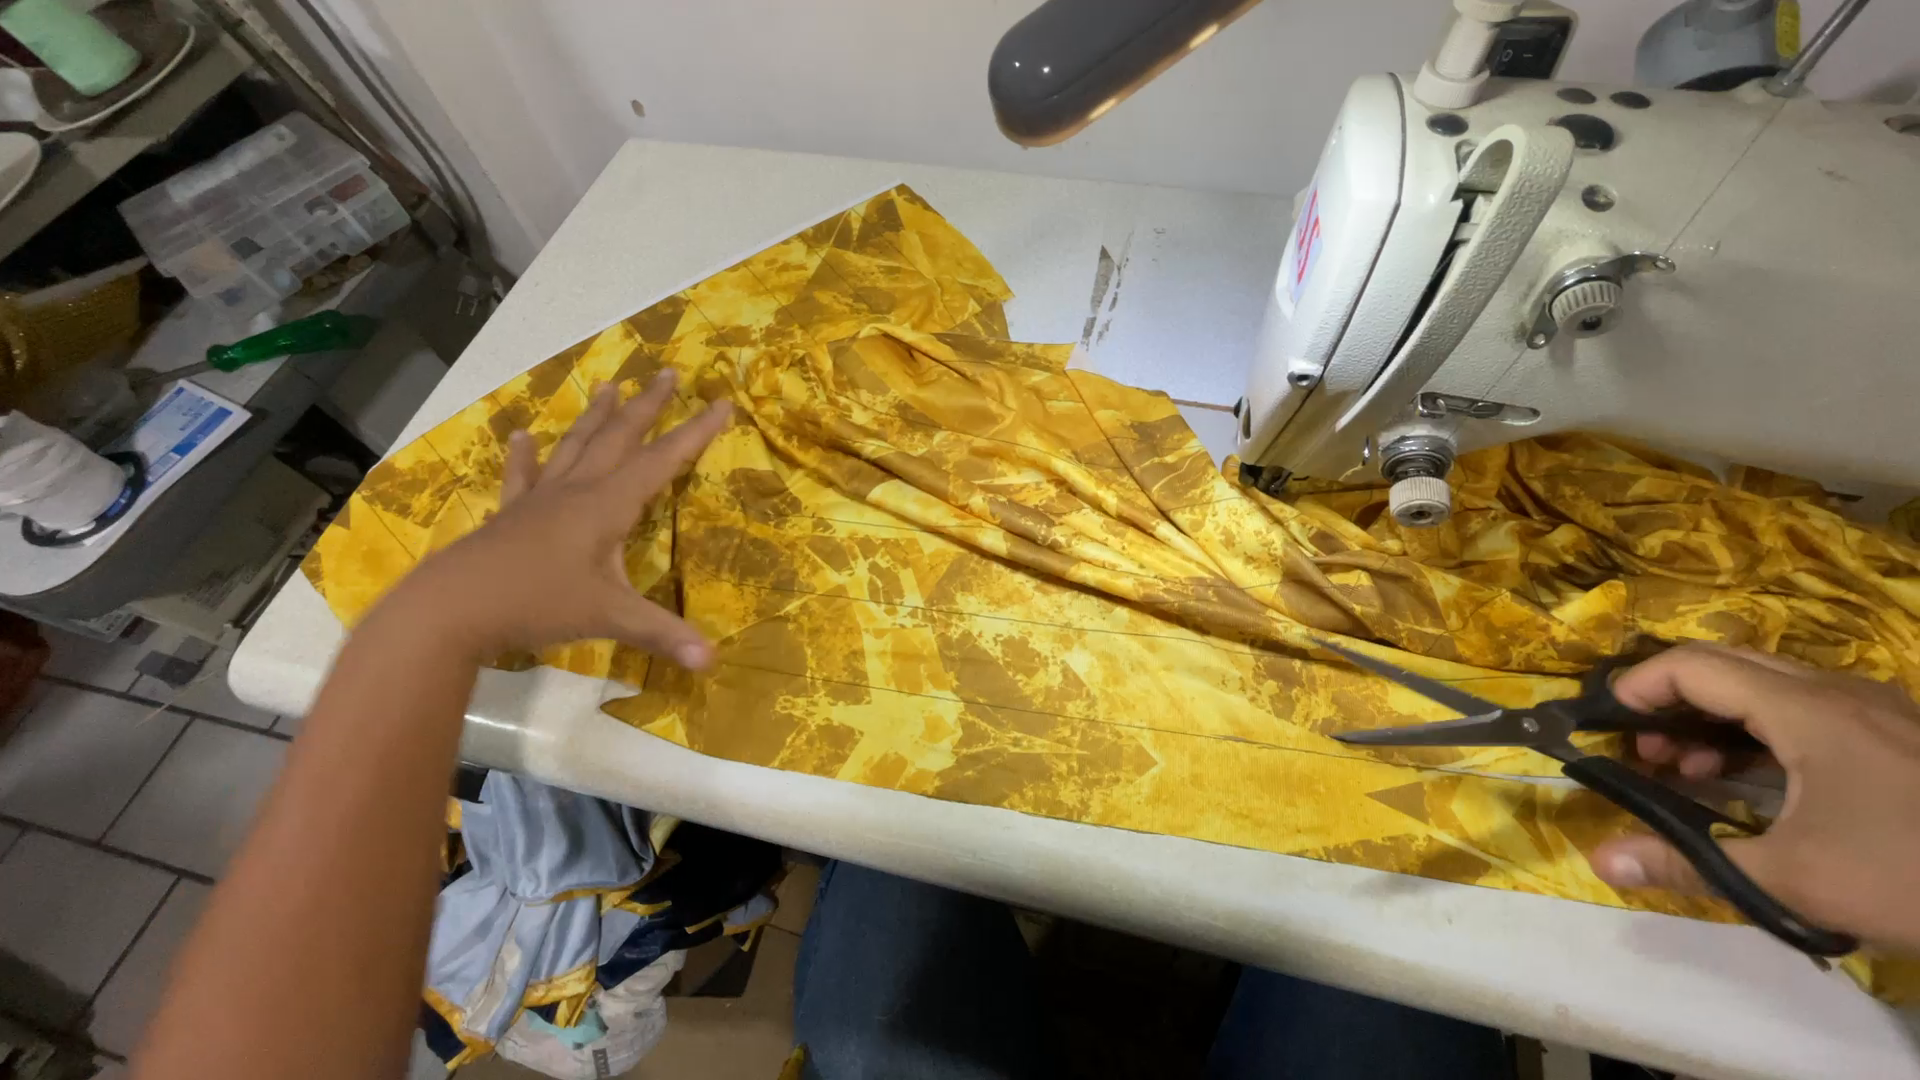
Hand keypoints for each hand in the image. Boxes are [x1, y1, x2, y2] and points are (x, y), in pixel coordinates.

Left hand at [387, 370, 730, 666]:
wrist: (450, 608)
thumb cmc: (536, 604)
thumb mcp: (608, 618)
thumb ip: (662, 635)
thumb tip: (713, 661)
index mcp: (606, 506)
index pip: (662, 461)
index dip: (696, 433)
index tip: (722, 403)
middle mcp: (576, 491)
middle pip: (618, 438)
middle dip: (648, 407)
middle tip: (667, 373)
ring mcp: (540, 500)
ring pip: (576, 447)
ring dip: (596, 417)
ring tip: (611, 386)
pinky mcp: (512, 516)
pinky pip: (523, 477)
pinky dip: (524, 456)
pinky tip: (521, 435)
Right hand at [1587, 643, 1919, 951]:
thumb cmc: (1917, 876)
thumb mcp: (1797, 880)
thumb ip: (1690, 864)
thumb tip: (1600, 862)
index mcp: (1807, 711)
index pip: (1694, 666)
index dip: (1638, 686)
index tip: (1607, 722)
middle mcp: (1841, 694)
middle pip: (1727, 665)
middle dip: (1670, 700)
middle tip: (1647, 750)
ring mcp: (1882, 711)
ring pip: (1769, 684)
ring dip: (1714, 715)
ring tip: (1693, 767)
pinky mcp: (1905, 736)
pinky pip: (1808, 707)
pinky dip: (1760, 728)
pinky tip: (1759, 778)